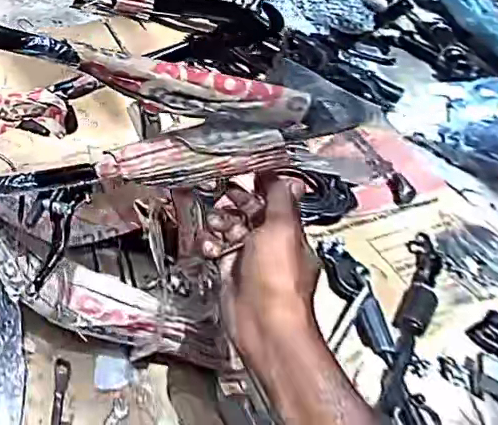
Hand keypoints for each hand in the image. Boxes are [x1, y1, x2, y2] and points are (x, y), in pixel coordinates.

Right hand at [209, 175, 320, 354]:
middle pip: (246, 211)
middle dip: (232, 202)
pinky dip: (209, 243)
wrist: (263, 325)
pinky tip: (210, 248)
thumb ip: (281, 201)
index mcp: (287, 232)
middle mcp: (269, 243)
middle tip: (221, 197)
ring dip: (218, 222)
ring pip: (227, 226)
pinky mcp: (229, 269)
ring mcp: (248, 256)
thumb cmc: (278, 282)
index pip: (272, 199)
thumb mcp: (282, 230)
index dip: (256, 185)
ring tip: (216, 227)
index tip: (239, 173)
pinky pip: (214, 246)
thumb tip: (289, 178)